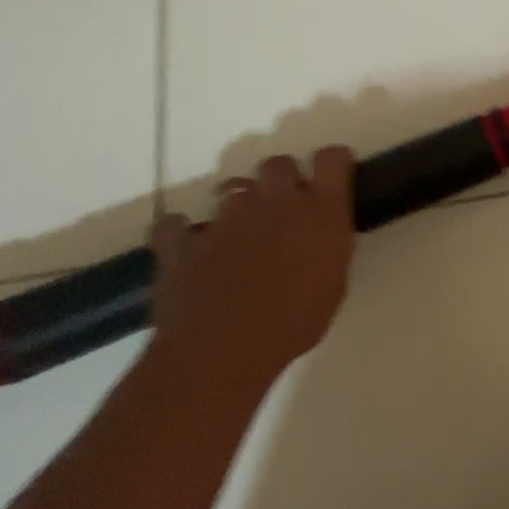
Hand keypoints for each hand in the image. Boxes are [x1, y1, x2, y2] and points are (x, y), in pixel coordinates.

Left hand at [149, 148, 357, 383]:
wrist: (223, 351)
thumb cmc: (296, 321)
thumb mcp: (334, 281)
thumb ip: (327, 245)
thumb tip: (318, 235)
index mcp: (321, 211)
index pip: (332, 158)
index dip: (332, 163)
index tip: (331, 178)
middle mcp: (275, 203)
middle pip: (278, 163)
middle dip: (281, 178)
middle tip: (283, 208)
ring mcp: (225, 219)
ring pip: (232, 190)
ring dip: (238, 206)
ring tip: (237, 235)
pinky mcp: (181, 242)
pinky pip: (175, 224)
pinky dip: (181, 231)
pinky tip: (190, 248)